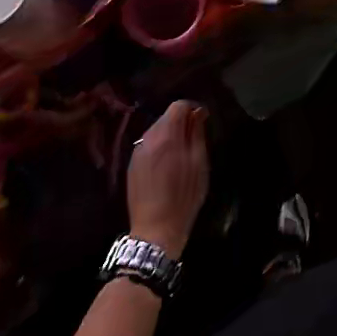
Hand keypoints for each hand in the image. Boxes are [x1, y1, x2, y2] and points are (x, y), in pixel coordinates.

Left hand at [125, 101, 209, 256]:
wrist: (155, 229)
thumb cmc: (184, 196)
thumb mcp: (199, 164)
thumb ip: (197, 134)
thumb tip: (198, 112)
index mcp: (167, 136)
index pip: (178, 106)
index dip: (193, 109)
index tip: (203, 120)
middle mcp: (148, 138)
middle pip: (166, 117)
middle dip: (181, 122)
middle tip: (196, 140)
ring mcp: (137, 151)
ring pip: (156, 131)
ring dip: (170, 135)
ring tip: (183, 154)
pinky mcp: (132, 164)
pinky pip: (148, 146)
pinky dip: (160, 147)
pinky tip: (168, 166)